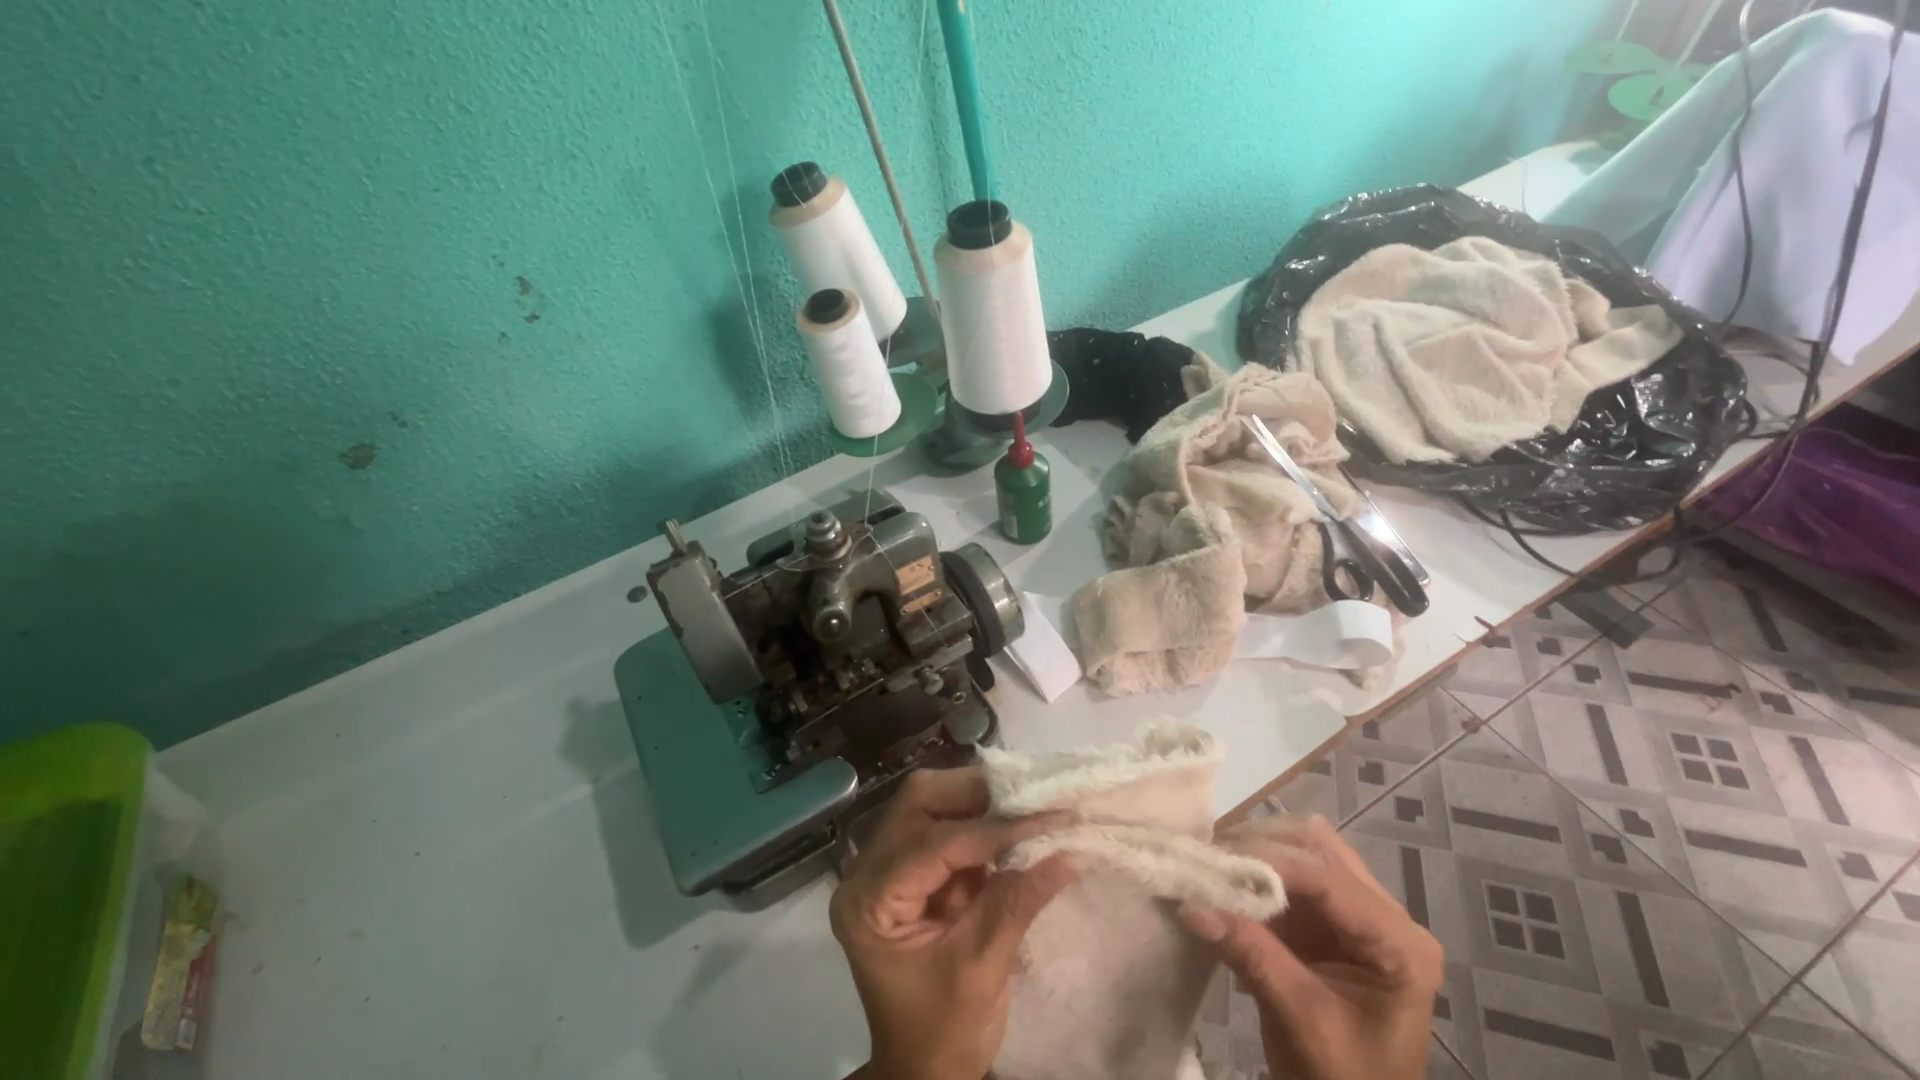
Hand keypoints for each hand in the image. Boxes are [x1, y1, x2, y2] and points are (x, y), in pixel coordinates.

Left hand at [832, 767, 1076, 1079]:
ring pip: (932, 807)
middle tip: (1035, 799)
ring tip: (1033, 808)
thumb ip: (1017, 905)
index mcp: (869, 902)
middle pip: (919, 803)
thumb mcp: (981, 970)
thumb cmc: (943, 1032)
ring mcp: (889, 871)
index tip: (1051, 815)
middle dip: (978, 795)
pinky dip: (983, 826)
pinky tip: (1019, 828)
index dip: (994, 828)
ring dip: (982, 804)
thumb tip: (1068, 854)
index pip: (933, 844)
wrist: (924, 1071)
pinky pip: (946, 831)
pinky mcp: (914, 876)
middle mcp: (868, 874)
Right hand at [1181, 816, 1442, 1079]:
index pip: (1332, 881)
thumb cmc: (1343, 1078)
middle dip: (1265, 847)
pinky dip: (1258, 877)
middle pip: (1323, 852)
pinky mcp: (1331, 925)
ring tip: (1213, 866)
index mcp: (1400, 944)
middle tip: (1211, 857)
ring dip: (1259, 856)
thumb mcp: (1300, 1019)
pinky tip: (1226, 885)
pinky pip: (1293, 881)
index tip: (1217, 861)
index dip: (1273, 863)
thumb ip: (1252, 955)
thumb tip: (1192, 906)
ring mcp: (1359, 917)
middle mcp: (1388, 917)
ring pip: (1306, 855)